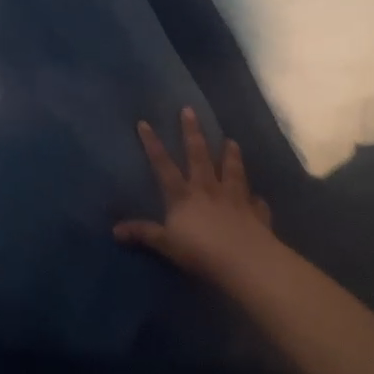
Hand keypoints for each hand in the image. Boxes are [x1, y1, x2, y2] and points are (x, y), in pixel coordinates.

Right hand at [115, 107, 275, 278]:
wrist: (247, 262)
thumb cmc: (201, 251)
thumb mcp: (166, 243)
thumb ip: (144, 233)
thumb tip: (114, 231)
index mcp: (183, 195)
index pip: (163, 165)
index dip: (152, 144)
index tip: (144, 122)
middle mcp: (208, 190)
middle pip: (199, 157)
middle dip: (193, 133)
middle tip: (190, 111)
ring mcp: (235, 201)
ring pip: (232, 172)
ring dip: (231, 157)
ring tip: (231, 141)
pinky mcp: (256, 216)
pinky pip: (256, 205)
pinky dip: (257, 200)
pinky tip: (259, 197)